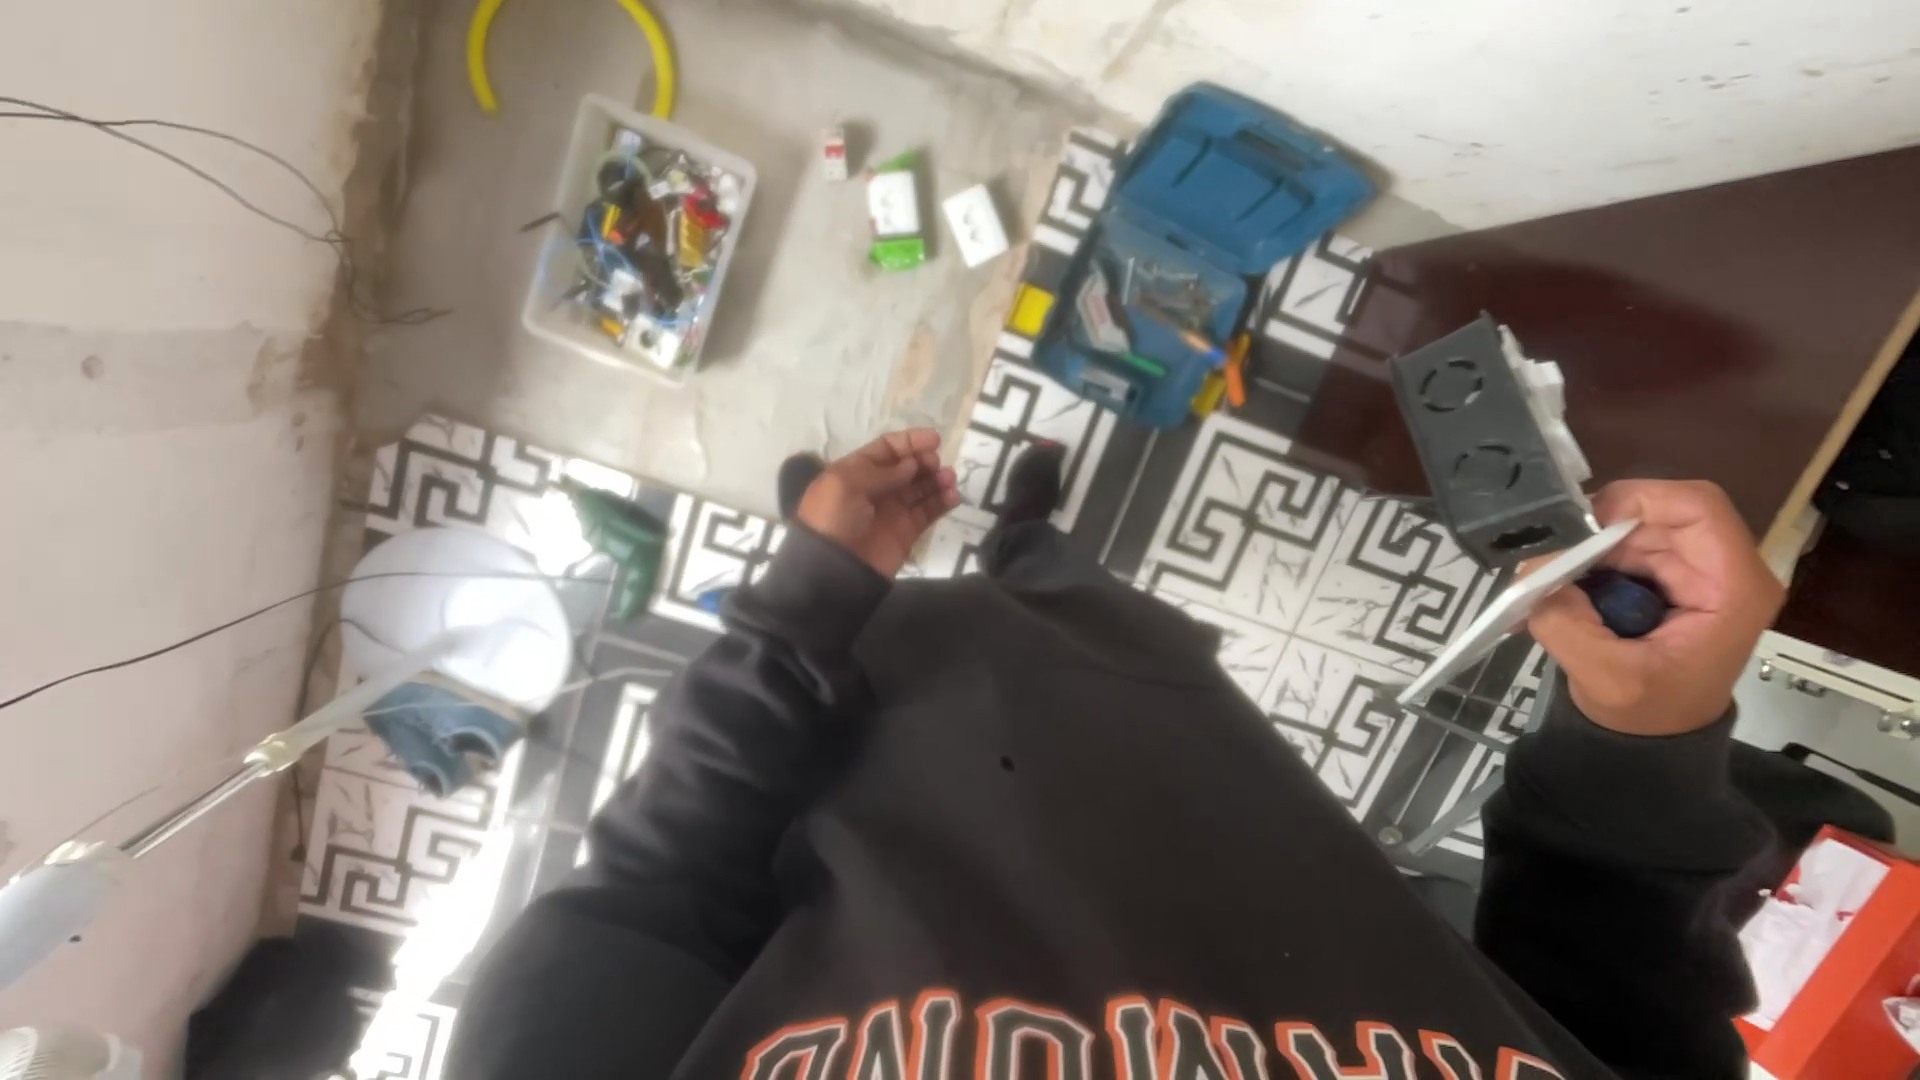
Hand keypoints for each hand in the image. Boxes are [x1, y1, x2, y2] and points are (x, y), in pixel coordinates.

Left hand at [795, 429, 960, 578]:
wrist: (833, 571)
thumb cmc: (833, 520)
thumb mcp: (846, 485)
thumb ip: (882, 472)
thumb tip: (911, 465)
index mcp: (855, 473)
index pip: (886, 450)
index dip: (910, 442)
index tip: (934, 440)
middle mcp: (875, 489)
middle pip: (906, 468)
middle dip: (924, 462)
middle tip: (936, 464)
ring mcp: (891, 511)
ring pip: (921, 489)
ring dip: (937, 480)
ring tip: (949, 479)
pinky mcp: (906, 533)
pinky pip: (928, 512)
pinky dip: (942, 502)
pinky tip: (952, 496)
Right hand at [1526, 480, 1783, 735]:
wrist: (1652, 734)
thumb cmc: (1645, 710)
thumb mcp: (1603, 675)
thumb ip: (1566, 622)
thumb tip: (1533, 570)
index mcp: (1730, 587)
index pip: (1696, 507)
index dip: (1637, 500)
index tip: (1579, 526)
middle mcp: (1716, 567)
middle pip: (1656, 511)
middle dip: (1595, 528)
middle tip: (1548, 557)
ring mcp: (1687, 570)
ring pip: (1628, 526)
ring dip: (1581, 546)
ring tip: (1546, 579)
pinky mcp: (1658, 576)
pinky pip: (1614, 547)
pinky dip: (1579, 559)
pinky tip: (1555, 586)